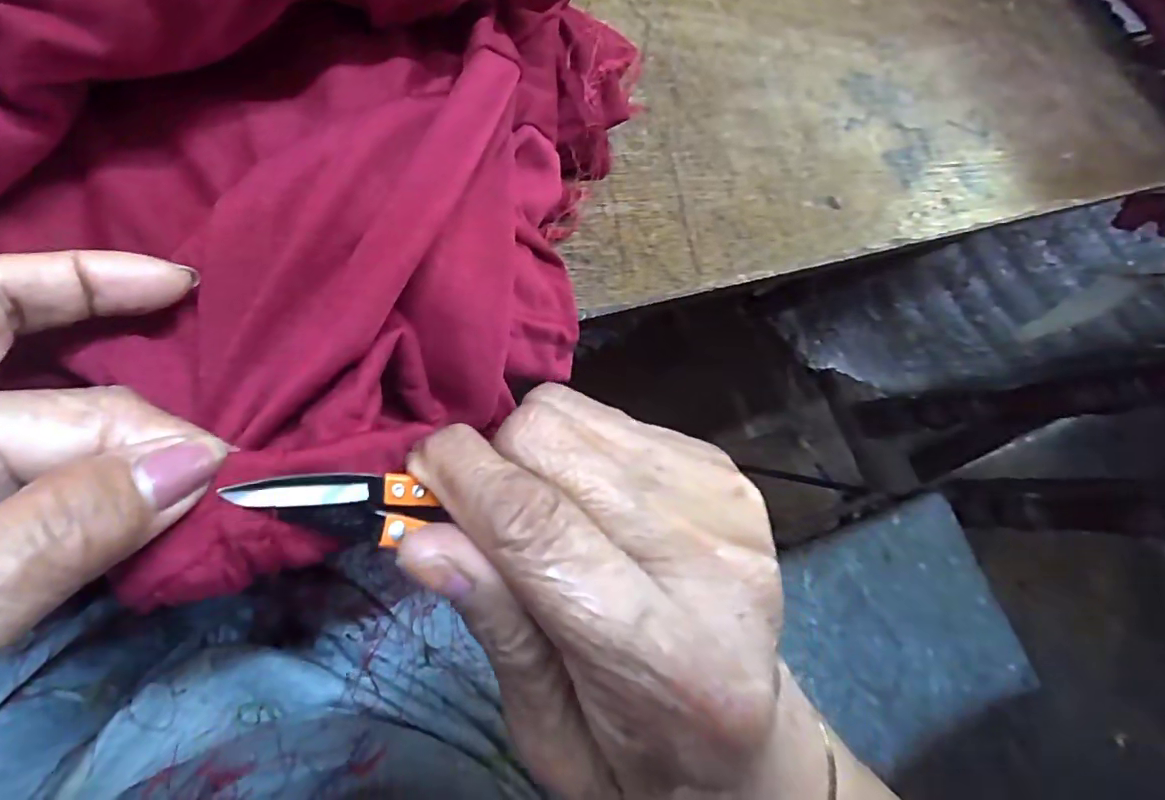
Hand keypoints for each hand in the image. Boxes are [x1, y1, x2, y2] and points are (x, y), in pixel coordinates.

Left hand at [0, 251, 226, 798]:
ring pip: (55, 472)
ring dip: (136, 486)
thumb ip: (45, 544)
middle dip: (136, 430)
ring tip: (216, 506)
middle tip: (227, 470)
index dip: (87, 283)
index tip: (183, 287)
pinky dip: (111, 530)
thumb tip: (197, 463)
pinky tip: (166, 534)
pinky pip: (49, 527)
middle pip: (39, 402)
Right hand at [395, 385, 891, 799]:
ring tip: (538, 502)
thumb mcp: (545, 726)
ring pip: (575, 412)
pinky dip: (574, 442)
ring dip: (531, 446)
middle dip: (493, 458)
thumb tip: (417, 537)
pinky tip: (587, 494)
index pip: (538, 528)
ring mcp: (720, 500)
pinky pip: (609, 414)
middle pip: (554, 444)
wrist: (747, 731)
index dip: (463, 479)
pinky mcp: (722, 467)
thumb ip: (490, 618)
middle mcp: (707, 559)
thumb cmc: (634, 751)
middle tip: (481, 505)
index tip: (418, 465)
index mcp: (665, 654)